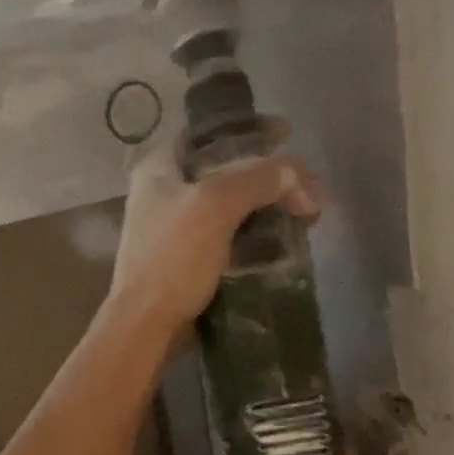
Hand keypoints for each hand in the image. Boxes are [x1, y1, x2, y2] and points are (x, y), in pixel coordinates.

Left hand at [107, 129, 322, 332]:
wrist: (146, 325)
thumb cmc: (173, 259)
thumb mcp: (215, 206)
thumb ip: (257, 179)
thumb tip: (296, 175)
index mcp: (158, 168)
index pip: (207, 131)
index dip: (249, 128)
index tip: (288, 134)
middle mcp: (163, 192)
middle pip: (225, 169)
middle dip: (269, 174)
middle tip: (307, 187)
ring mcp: (174, 227)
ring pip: (230, 204)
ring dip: (267, 206)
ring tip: (306, 214)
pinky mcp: (187, 259)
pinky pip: (228, 235)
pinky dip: (256, 233)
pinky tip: (284, 240)